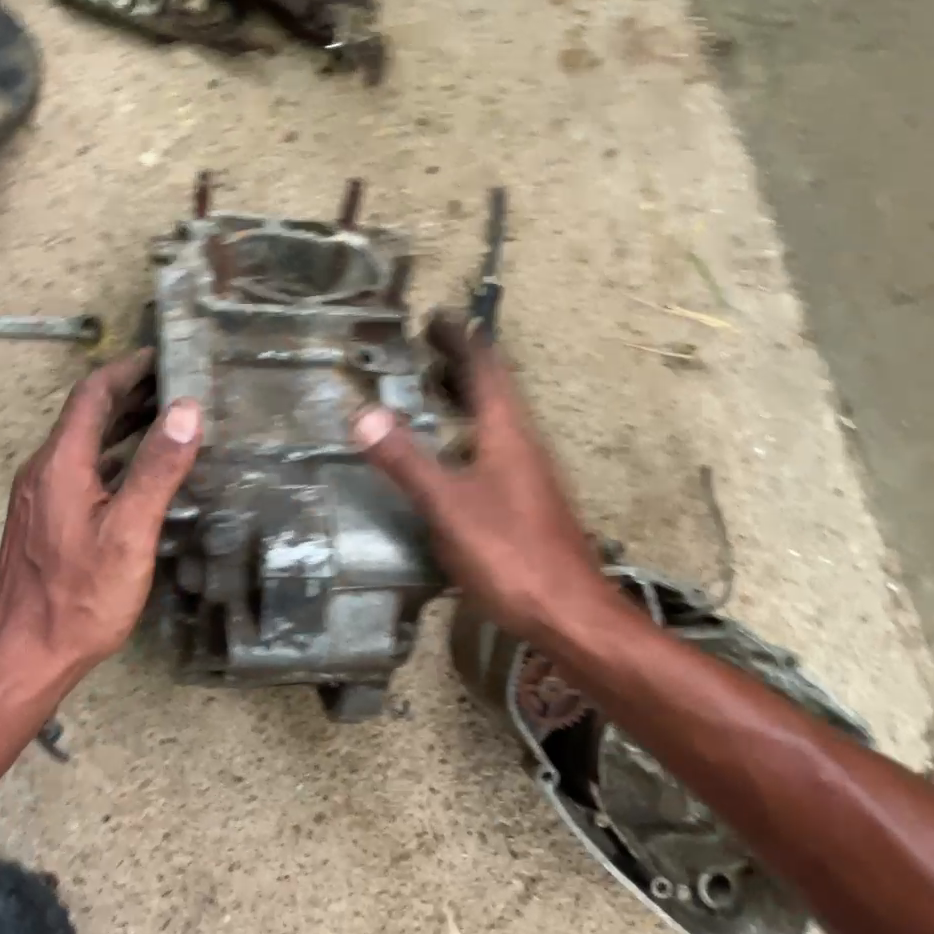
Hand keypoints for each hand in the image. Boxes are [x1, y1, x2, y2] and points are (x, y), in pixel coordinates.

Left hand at [0, 350, 202, 671]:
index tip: (165, 357)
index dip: (129, 369)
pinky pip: (79, 471)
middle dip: (130, 394)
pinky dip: (111, 459)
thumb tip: (186, 409)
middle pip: (87, 415)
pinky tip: (139, 474)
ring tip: (167, 421)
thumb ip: (156, 470)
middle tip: (177, 386)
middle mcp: (43, 469)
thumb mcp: (129, 533)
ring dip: (122, 427)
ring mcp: (39, 495)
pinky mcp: (42, 518)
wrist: (24, 653)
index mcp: (61, 462)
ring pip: (83, 444)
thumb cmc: (80, 598)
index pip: (93, 393)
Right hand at [351, 312, 609, 642]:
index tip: (435, 319)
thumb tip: (363, 413)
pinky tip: (452, 458)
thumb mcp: (448, 506)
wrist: (570, 615)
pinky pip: (494, 449)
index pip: (485, 370)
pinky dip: (468, 434)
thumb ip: (406, 461)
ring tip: (434, 391)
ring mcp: (530, 476)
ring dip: (466, 400)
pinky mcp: (528, 503)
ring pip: (495, 422)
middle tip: (426, 350)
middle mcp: (523, 446)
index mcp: (507, 435)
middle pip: (493, 391)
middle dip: (460, 365)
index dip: (459, 341)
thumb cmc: (510, 556)